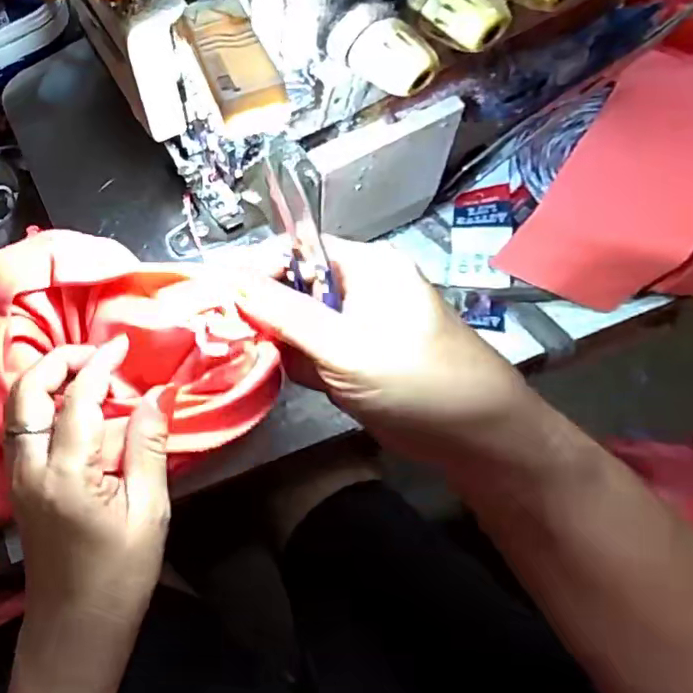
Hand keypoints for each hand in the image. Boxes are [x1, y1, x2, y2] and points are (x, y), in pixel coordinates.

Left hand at [4, 336, 171, 635]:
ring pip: (17, 408)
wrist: (74, 629)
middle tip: (97, 355)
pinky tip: (74, 408)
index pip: (77, 398)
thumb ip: (147, 445)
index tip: (122, 345)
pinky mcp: (16, 484)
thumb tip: (157, 393)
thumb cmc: (120, 577)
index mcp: (65, 474)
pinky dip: (41, 404)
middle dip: (58, 361)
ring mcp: (16, 476)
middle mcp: (28, 467)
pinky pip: (21, 428)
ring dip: (47, 380)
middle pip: (27, 391)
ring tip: (88, 375)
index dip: (100, 364)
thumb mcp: (148, 512)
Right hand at [234, 236, 540, 466]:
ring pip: (292, 321)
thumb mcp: (346, 346)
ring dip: (277, 341)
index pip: (293, 250)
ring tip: (262, 359)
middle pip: (288, 286)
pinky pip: (305, 350)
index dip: (253, 268)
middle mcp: (355, 287)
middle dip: (262, 310)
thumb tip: (227, 282)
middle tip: (230, 335)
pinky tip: (293, 378)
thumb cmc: (421, 383)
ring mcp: (352, 324)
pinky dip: (294, 364)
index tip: (215, 296)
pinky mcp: (348, 357)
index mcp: (364, 265)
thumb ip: (284, 314)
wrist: (478, 442)